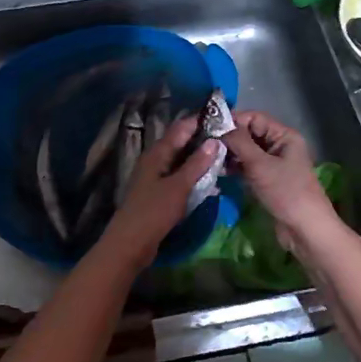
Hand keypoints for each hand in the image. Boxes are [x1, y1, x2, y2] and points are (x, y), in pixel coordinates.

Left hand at [101, 116, 220, 254]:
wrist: (131, 243)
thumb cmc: (154, 212)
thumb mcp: (178, 186)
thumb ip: (196, 164)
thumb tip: (214, 141)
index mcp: (156, 154)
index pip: (180, 129)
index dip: (199, 122)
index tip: (222, 118)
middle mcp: (155, 162)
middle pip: (181, 144)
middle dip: (203, 141)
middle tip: (229, 139)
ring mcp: (156, 178)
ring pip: (182, 163)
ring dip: (200, 161)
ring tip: (225, 158)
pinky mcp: (160, 195)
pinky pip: (180, 180)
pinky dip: (195, 179)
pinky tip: (212, 184)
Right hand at [221, 111, 337, 241]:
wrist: (305, 229)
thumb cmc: (286, 192)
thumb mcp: (260, 164)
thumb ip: (239, 142)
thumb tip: (219, 127)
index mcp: (284, 136)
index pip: (254, 118)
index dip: (233, 121)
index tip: (209, 127)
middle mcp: (279, 145)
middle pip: (249, 133)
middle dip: (228, 138)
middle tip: (204, 143)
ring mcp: (272, 163)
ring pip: (246, 151)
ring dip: (229, 153)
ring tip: (208, 158)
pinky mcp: (266, 180)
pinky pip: (246, 167)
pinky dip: (234, 167)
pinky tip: (218, 170)